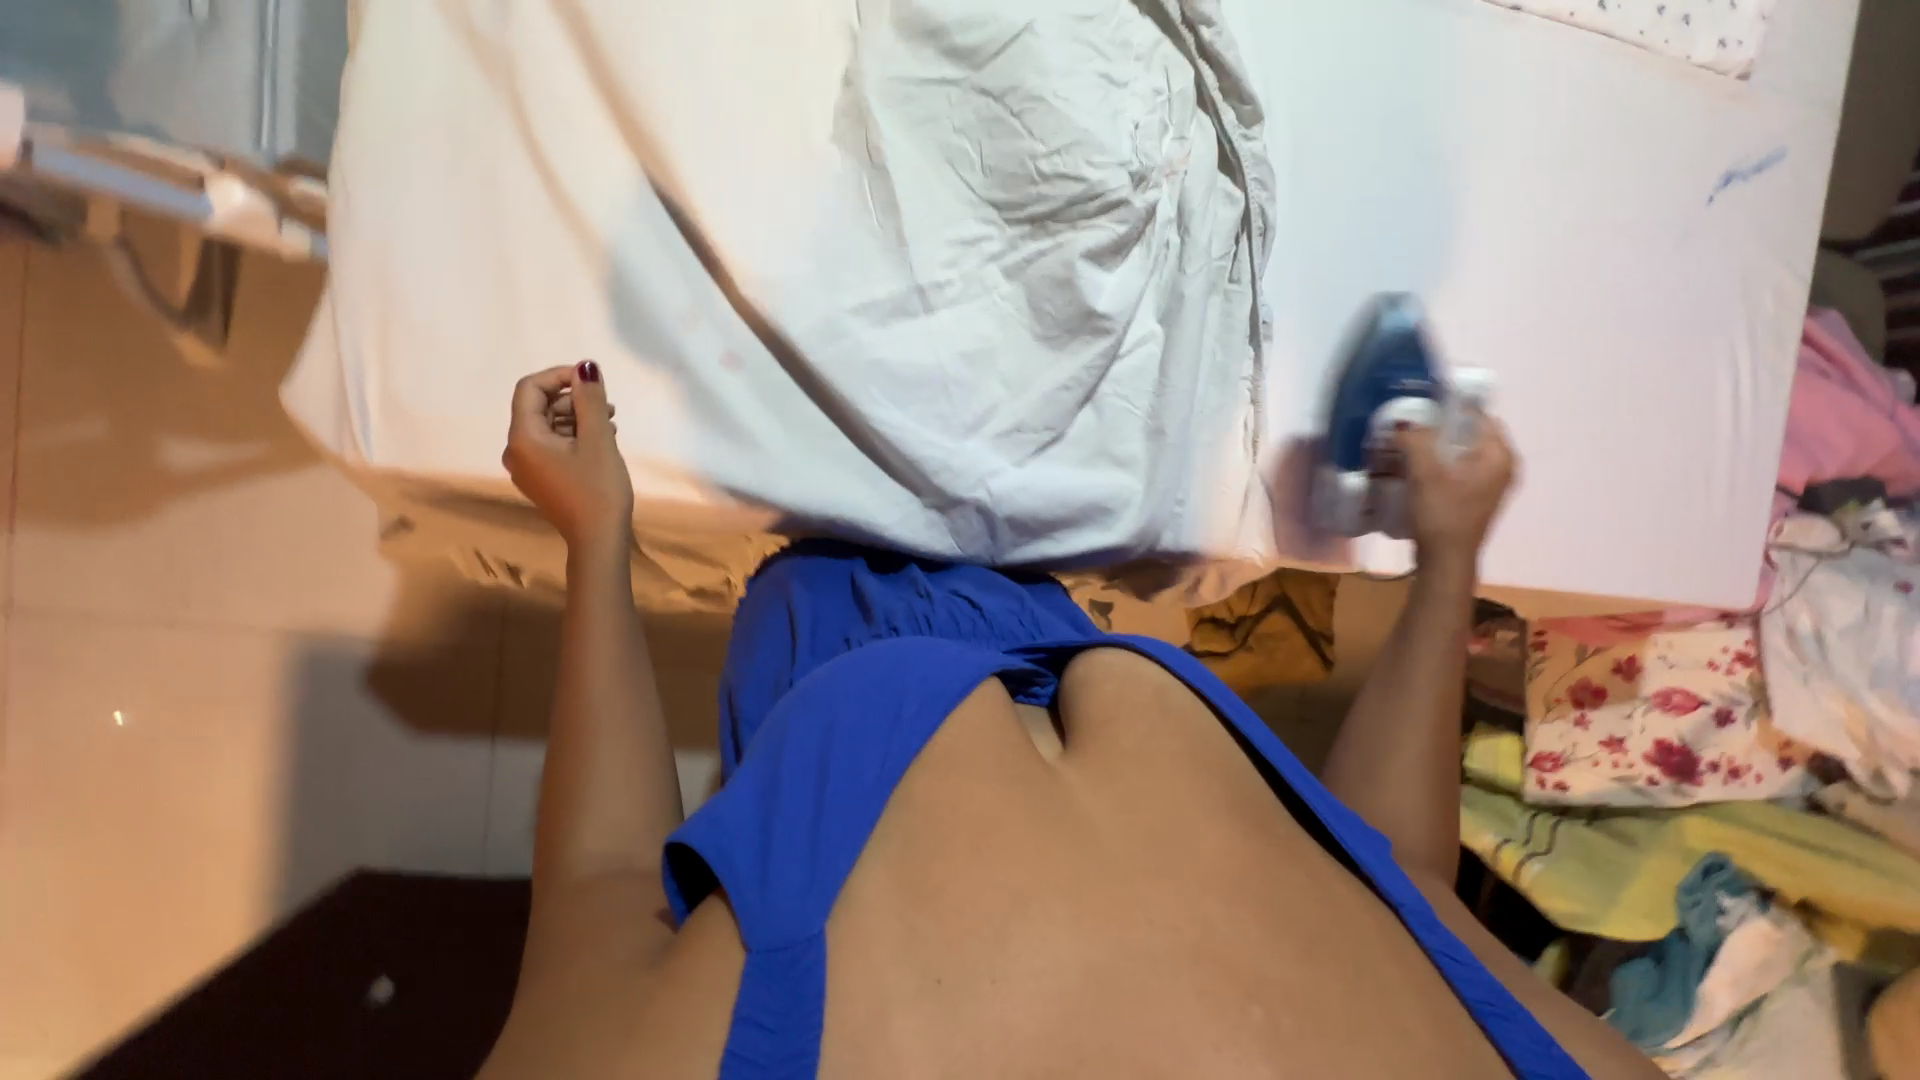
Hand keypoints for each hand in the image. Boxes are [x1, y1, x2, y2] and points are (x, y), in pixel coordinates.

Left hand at [504, 361, 633, 556]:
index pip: (530, 389)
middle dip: (573, 400)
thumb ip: (590, 399)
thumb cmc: (598, 488)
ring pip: (548, 428)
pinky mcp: (541, 480)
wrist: (598, 540)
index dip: (559, 376)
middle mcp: (516, 451)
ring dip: (577, 419)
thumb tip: (586, 367)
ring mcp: (527, 469)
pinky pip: (552, 447)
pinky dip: (574, 438)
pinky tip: (601, 444)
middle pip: (539, 408)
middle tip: (608, 407)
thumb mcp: (598, 439)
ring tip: (610, 426)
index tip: (591, 380)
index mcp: (523, 438)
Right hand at [1396, 410, 1516, 568]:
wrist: (1445, 560)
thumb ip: (1416, 441)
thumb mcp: (1426, 473)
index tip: (1421, 405)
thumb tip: (1402, 420)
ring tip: (1407, 445)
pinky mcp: (1475, 498)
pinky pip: (1458, 470)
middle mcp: (1502, 466)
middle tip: (1409, 425)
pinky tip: (1415, 468)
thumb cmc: (1442, 514)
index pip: (1478, 416)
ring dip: (1436, 447)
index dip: (1450, 408)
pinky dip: (1439, 464)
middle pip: (1469, 434)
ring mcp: (1490, 484)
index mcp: (1500, 455)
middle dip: (1439, 428)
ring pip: (1461, 453)